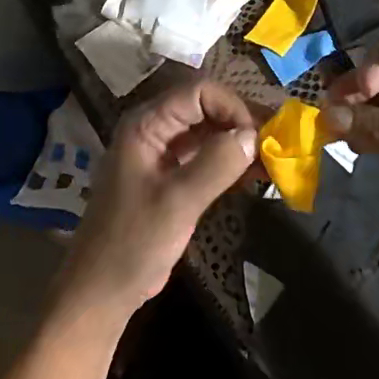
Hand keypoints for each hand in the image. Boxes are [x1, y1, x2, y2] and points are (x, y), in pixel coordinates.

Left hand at [52, 80, 257, 324]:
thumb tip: (253, 134)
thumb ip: (215, 165)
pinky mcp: (168, 176)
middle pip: (204, 108)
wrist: (102, 285)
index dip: (232, 107)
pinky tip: (254, 176)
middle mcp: (152, 130)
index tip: (259, 138)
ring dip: (238, 143)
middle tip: (276, 148)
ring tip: (273, 163)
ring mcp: (159, 152)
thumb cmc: (133, 241)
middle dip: (240, 123)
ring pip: (206, 132)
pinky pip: (203, 156)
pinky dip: (228, 162)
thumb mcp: (177, 202)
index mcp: (145, 125)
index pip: (197, 92)